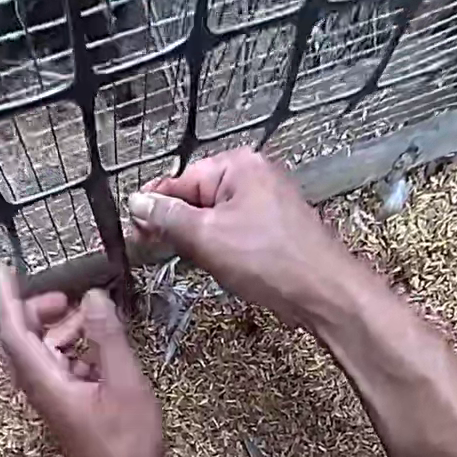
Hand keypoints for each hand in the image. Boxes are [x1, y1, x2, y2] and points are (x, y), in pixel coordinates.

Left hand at [0, 265, 164, 456]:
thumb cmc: (124, 447)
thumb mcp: (125, 385)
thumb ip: (107, 338)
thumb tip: (92, 297)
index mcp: (46, 379)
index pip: (14, 329)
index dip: (7, 294)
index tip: (3, 265)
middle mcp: (40, 387)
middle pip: (25, 337)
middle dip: (41, 309)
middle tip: (68, 296)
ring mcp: (52, 398)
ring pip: (45, 351)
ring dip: (64, 329)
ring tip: (97, 320)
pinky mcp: (67, 406)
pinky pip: (61, 368)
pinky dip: (76, 351)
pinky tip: (104, 352)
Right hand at [127, 148, 361, 326]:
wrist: (322, 291)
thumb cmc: (269, 261)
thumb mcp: (206, 237)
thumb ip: (167, 218)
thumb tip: (136, 202)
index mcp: (237, 165)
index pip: (179, 181)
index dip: (154, 209)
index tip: (135, 233)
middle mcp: (253, 176)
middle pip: (196, 197)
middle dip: (177, 227)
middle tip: (159, 253)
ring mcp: (266, 202)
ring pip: (213, 218)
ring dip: (198, 241)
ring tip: (197, 263)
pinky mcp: (272, 228)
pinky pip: (233, 231)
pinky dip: (219, 248)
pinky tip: (219, 267)